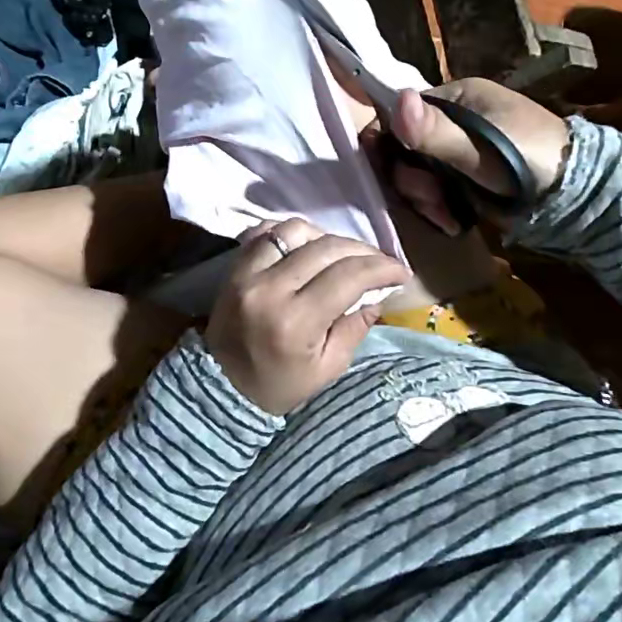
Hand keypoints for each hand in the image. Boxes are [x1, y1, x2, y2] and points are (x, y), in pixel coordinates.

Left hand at [205, 219, 408, 414]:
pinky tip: (308, 248)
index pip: (348, 277)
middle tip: (380, 263)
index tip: (401, 272)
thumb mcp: (327, 368)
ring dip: (328, 238)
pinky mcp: (233, 268)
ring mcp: (247, 274)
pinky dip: (292, 235)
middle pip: (328, 248)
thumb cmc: (279, 386)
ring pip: (297, 231)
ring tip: (343, 255)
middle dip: (363, 252)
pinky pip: (266, 233)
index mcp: (295, 322)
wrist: (220, 390)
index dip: (382, 268)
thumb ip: (354, 328)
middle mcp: (270, 289)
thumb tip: (378, 294)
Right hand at [386, 79, 569, 234]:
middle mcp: (453, 120)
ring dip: (426, 201)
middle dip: (413, 182)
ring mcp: (460, 150)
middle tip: (433, 202)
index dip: (389, 146)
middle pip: (405, 150)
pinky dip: (439, 209)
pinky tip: (455, 223)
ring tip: (448, 218)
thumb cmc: (529, 159)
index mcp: (456, 97)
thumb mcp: (480, 147)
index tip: (397, 175)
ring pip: (418, 175)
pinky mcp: (466, 178)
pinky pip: (436, 192)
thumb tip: (396, 98)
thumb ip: (436, 131)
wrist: (575, 194)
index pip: (398, 115)